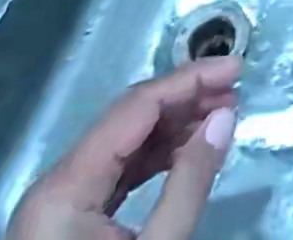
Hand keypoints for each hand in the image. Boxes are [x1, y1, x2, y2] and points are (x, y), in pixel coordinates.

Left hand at [6, 57, 240, 239]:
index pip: (135, 108)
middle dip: (184, 99)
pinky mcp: (70, 221)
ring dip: (174, 125)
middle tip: (235, 89)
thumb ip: (189, 183)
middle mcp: (56, 183)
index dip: (188, 81)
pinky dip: (157, 156)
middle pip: (128, 119)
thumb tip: (225, 116)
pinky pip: (118, 172)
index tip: (236, 70)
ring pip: (125, 143)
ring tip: (221, 114)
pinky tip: (191, 148)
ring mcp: (60, 202)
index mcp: (65, 187)